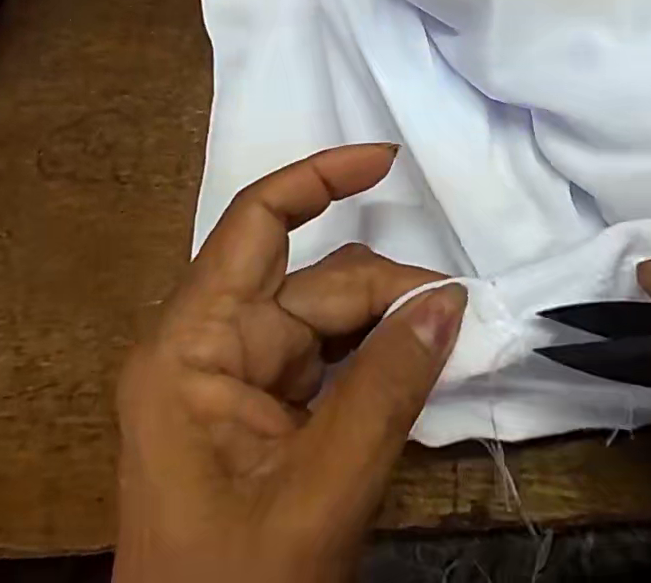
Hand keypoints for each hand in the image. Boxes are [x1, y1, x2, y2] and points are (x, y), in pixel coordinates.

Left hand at [115, 144, 465, 582]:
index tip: (387, 160)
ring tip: (446, 340)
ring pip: (335, 317)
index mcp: (194, 347)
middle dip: (387, 288)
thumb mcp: (318, 491)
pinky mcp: (273, 409)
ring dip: (391, 323)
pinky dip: (381, 354)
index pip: (256, 224)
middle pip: (315, 278)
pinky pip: (338, 356)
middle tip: (457, 313)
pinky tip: (419, 362)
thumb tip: (447, 302)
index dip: (319, 178)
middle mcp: (214, 346)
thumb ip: (386, 389)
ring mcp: (244, 378)